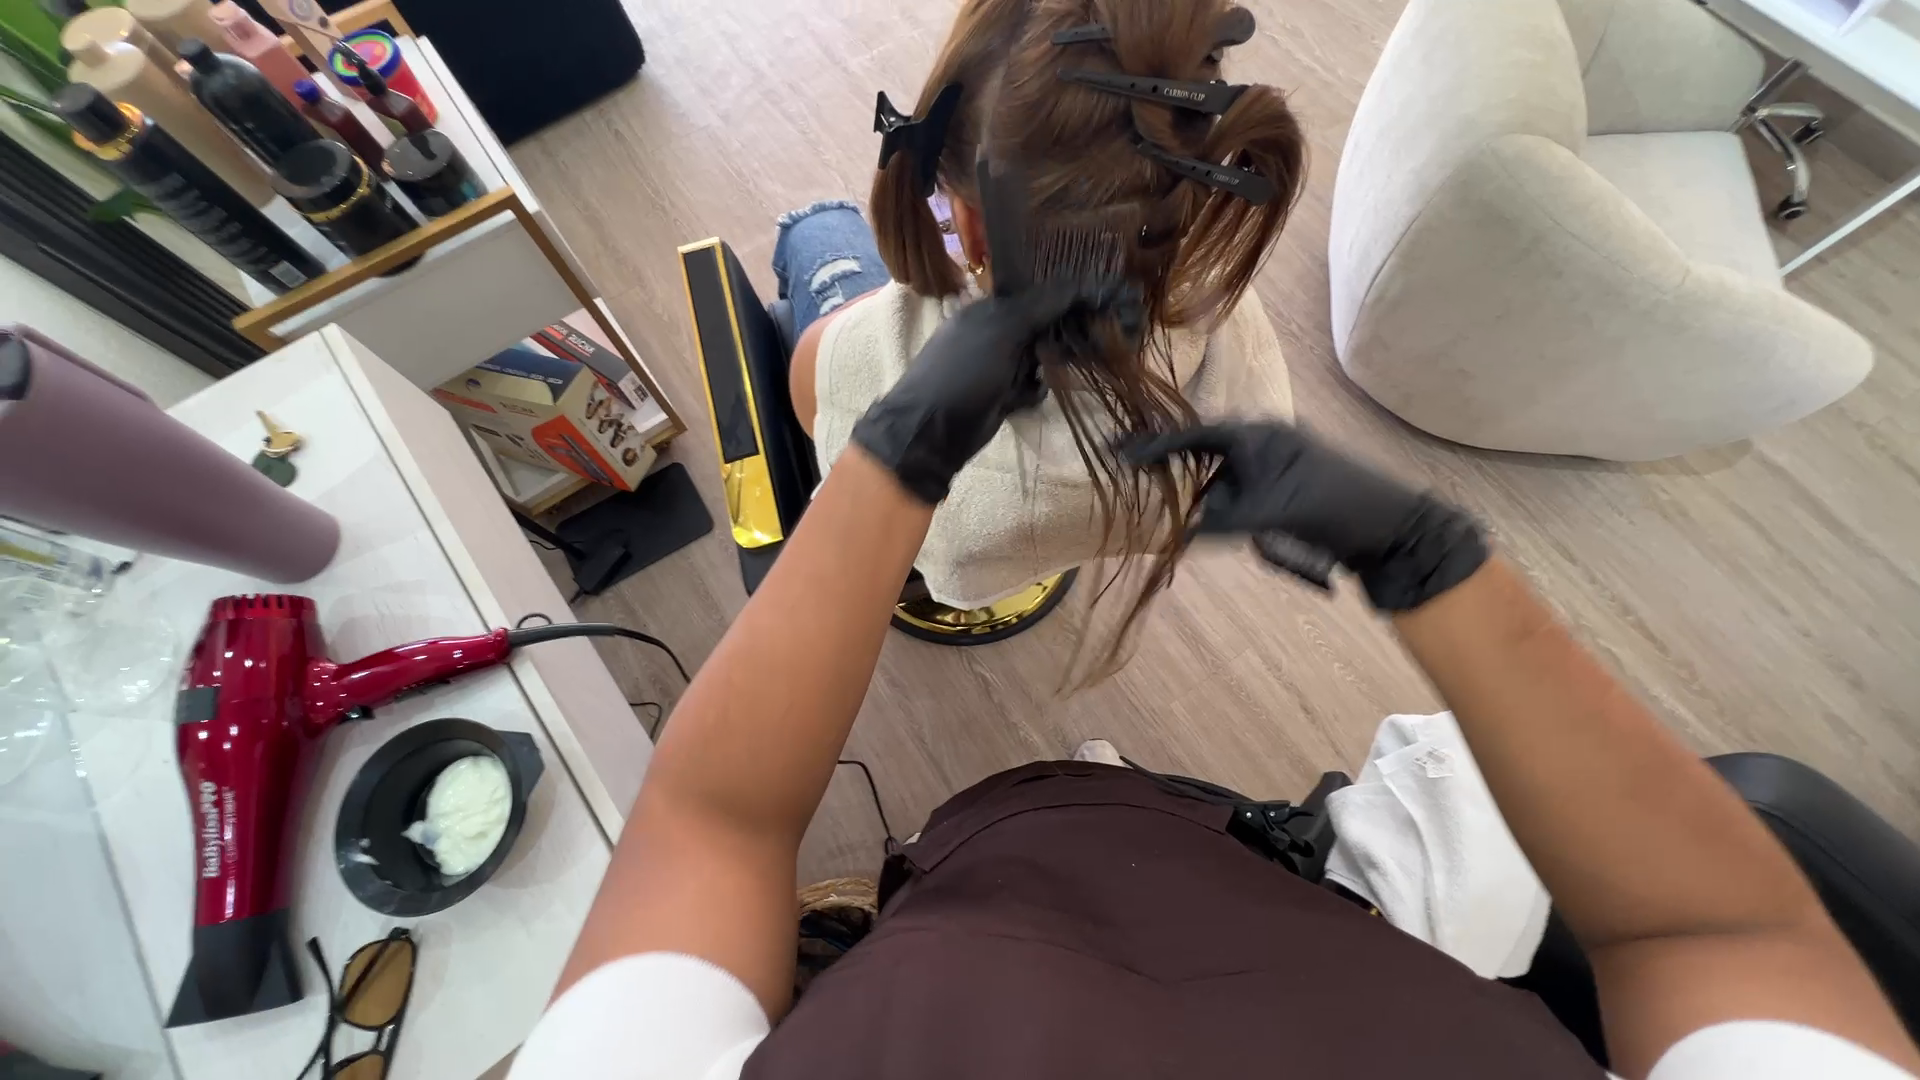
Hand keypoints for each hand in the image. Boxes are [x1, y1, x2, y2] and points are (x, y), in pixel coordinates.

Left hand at [851, 283, 1139, 503]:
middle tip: (1097, 338)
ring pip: (1041, 356)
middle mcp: (996, 331)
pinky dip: (1035, 390)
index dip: (1073, 295)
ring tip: (1066, 365)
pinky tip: (1030, 395)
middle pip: (1045, 323)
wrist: (932, 430)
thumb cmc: (963, 371)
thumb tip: (1081, 283)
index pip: (1041, 292)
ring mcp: (998, 364)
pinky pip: (1031, 385)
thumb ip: (1041, 305)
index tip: (1106, 302)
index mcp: (991, 307)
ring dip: (1054, 363)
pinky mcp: (1002, 394)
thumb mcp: (1003, 329)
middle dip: (1068, 331)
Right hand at [1125, 421, 1488, 610]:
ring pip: (1226, 486)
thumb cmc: (1334, 510)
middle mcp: (1263, 442)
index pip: (1192, 436)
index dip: (1153, 446)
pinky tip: (1261, 539)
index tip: (1116, 451)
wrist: (1395, 529)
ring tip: (1239, 534)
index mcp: (1258, 435)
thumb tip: (1178, 531)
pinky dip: (1241, 522)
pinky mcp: (1285, 489)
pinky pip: (1246, 501)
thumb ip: (1218, 522)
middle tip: (1154, 491)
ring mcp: (1275, 465)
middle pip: (1205, 460)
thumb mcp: (1268, 515)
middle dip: (1187, 483)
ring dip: (1225, 515)